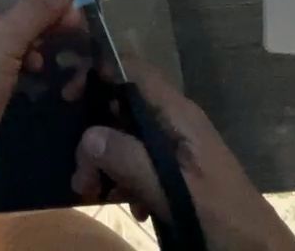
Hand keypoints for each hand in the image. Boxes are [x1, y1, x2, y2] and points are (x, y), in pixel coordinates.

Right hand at [70, 67, 294, 250]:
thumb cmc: (228, 225)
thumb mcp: (179, 196)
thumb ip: (134, 163)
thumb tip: (88, 135)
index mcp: (180, 116)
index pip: (133, 70)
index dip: (98, 71)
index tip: (67, 95)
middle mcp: (176, 123)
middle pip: (123, 104)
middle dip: (94, 130)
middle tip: (76, 169)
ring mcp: (178, 149)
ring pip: (127, 135)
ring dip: (105, 160)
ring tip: (89, 191)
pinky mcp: (178, 175)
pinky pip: (140, 161)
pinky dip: (123, 178)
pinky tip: (126, 206)